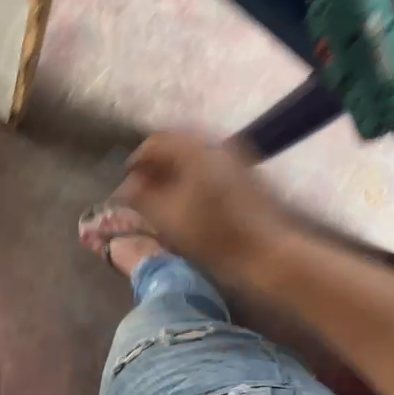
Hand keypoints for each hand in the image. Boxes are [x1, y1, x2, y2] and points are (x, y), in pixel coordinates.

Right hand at [114, 133, 295, 276]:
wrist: (267, 251)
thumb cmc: (213, 235)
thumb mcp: (167, 217)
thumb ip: (140, 196)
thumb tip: (126, 187)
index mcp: (194, 148)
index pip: (155, 142)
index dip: (136, 162)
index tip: (126, 184)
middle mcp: (216, 144)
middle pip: (176, 145)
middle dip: (156, 166)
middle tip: (142, 189)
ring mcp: (236, 158)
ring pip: (195, 156)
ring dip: (175, 172)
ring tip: (163, 197)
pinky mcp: (247, 175)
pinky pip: (211, 167)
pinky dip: (194, 177)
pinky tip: (189, 201)